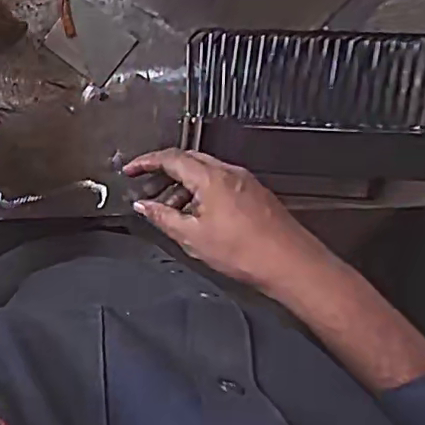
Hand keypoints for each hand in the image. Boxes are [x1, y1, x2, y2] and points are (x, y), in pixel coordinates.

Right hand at [122, 149, 340, 294]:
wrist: (293, 266)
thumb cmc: (249, 252)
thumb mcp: (192, 236)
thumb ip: (162, 217)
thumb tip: (144, 206)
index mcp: (211, 178)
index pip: (170, 158)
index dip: (146, 162)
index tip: (132, 169)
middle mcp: (230, 174)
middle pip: (188, 159)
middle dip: (162, 170)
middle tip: (145, 183)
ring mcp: (245, 183)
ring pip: (204, 172)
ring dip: (182, 183)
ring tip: (168, 207)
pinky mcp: (255, 195)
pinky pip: (220, 183)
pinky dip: (201, 191)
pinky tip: (195, 214)